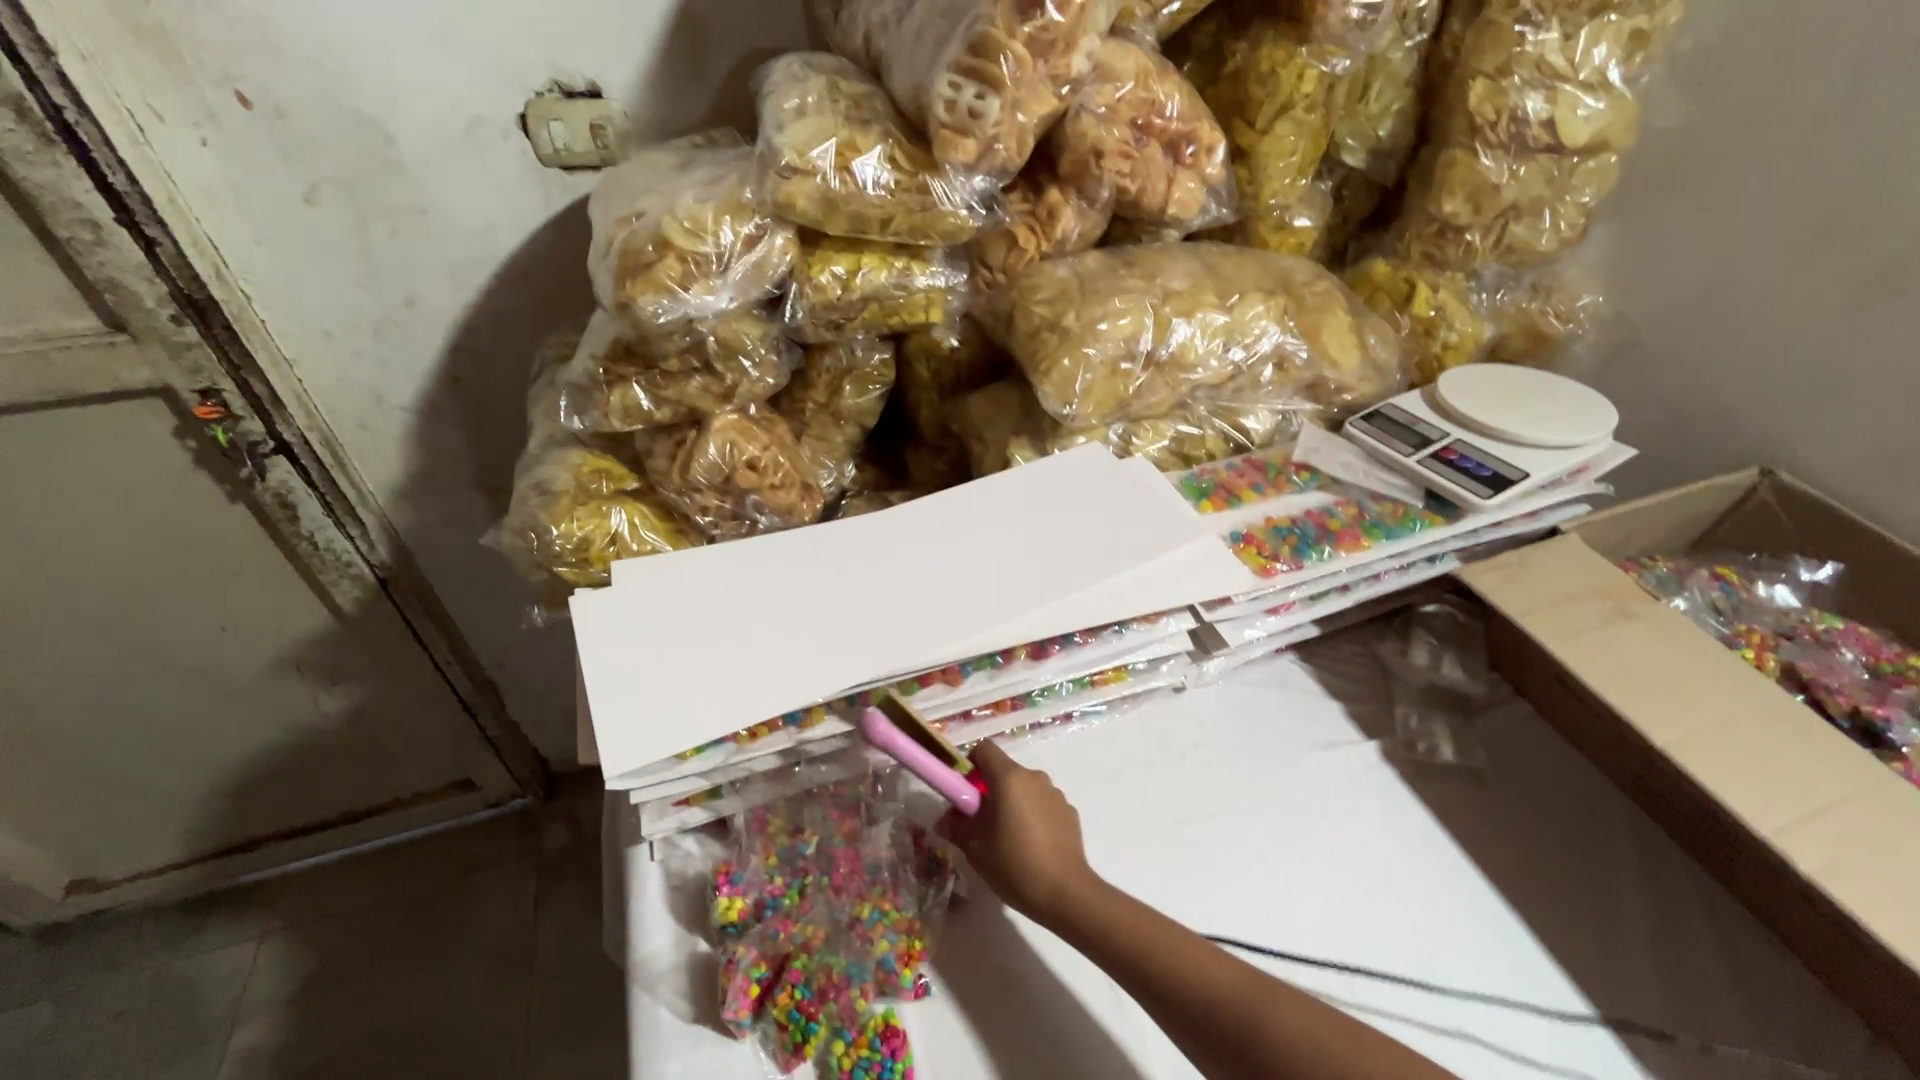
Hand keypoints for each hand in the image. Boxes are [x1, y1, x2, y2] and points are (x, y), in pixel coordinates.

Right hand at [938, 740, 1102, 924]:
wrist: (1065, 893)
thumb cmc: (1014, 865)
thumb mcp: (976, 849)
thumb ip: (957, 826)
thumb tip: (945, 819)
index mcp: (1009, 779)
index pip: (985, 749)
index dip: (970, 765)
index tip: (965, 793)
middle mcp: (1035, 778)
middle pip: (1005, 771)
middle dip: (990, 790)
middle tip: (981, 824)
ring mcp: (1055, 794)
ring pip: (1025, 789)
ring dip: (1013, 804)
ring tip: (1008, 839)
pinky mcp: (1069, 812)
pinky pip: (1043, 804)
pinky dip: (1033, 816)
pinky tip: (1032, 846)